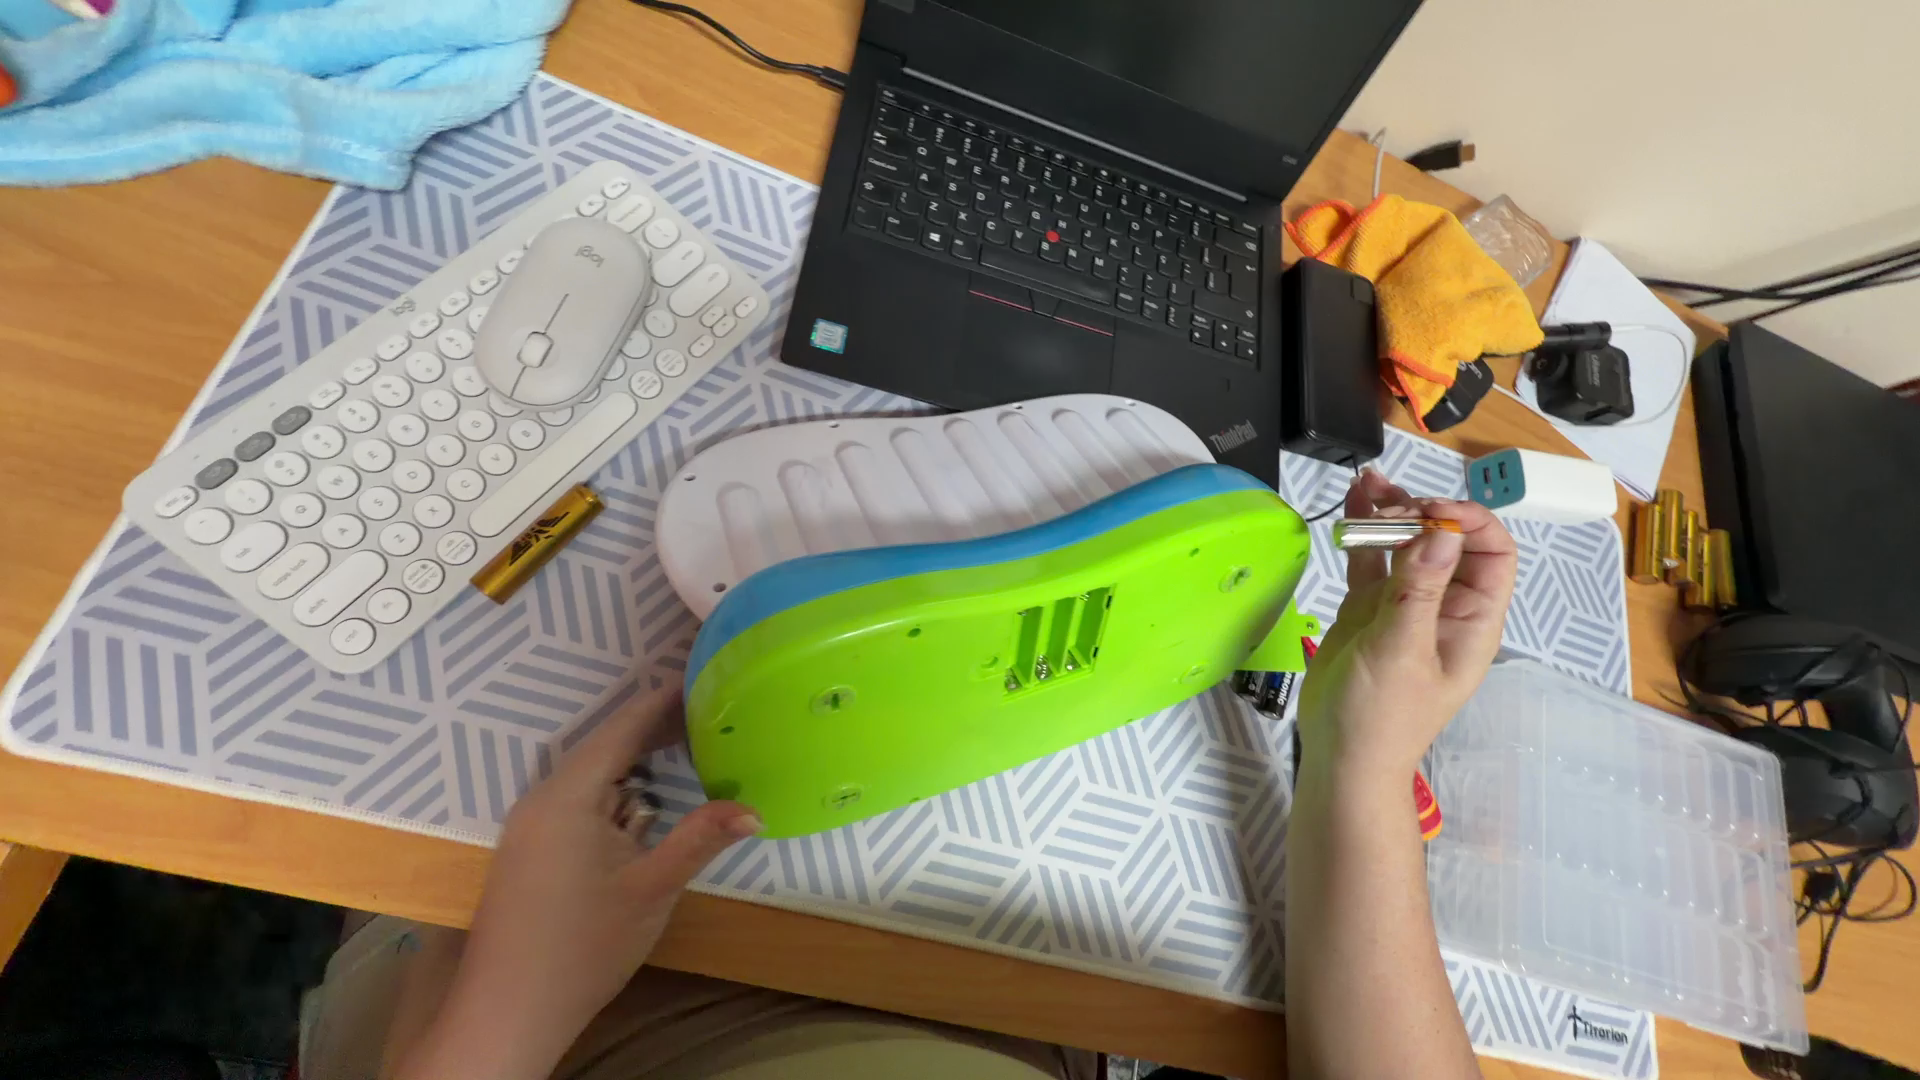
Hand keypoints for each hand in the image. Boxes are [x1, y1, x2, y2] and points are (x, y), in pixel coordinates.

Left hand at [398, 691, 760, 1079]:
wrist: (504, 1019)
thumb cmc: (581, 948)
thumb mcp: (652, 888)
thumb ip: (702, 837)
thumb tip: (756, 811)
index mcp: (568, 797)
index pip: (620, 729)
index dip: (661, 701)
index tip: (700, 678)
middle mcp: (544, 799)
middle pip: (606, 744)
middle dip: (656, 726)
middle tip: (710, 711)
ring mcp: (534, 825)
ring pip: (594, 773)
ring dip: (638, 758)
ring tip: (690, 743)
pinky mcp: (534, 848)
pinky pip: (583, 798)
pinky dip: (620, 787)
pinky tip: (649, 798)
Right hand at [1298, 469, 1517, 774]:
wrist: (1341, 753)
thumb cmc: (1381, 712)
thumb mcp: (1401, 651)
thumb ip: (1418, 592)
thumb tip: (1440, 534)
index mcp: (1471, 618)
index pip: (1491, 553)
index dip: (1466, 523)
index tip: (1424, 512)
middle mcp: (1443, 605)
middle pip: (1445, 542)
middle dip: (1420, 512)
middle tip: (1383, 502)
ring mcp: (1403, 605)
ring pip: (1404, 546)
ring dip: (1389, 513)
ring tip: (1365, 483)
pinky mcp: (1367, 609)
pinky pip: (1370, 562)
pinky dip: (1362, 535)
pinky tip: (1352, 505)